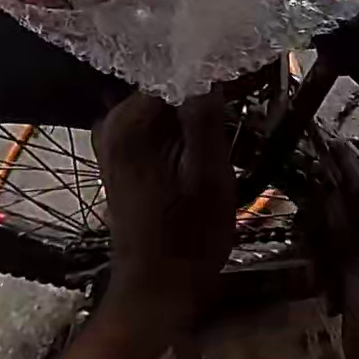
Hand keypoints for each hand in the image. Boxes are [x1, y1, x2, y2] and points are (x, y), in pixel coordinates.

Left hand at [96, 91, 235, 325]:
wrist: (156, 292)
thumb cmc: (188, 239)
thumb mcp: (209, 177)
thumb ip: (205, 118)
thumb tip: (209, 67)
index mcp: (129, 122)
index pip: (175, 68)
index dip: (212, 70)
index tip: (245, 76)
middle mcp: (113, 121)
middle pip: (169, 81)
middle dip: (206, 87)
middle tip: (244, 100)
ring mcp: (115, 136)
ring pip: (167, 100)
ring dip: (198, 105)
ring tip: (233, 116)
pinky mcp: (125, 151)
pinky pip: (160, 119)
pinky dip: (185, 121)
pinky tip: (211, 134)